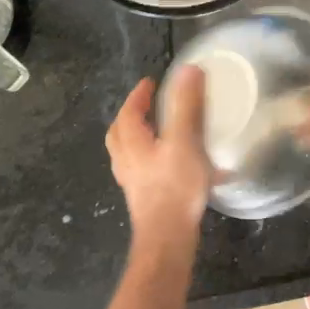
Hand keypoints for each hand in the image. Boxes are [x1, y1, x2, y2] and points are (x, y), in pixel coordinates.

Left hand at [107, 69, 211, 235]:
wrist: (167, 238)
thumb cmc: (174, 187)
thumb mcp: (184, 141)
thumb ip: (186, 106)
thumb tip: (188, 69)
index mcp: (133, 145)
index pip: (129, 113)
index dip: (138, 96)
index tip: (150, 83)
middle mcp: (128, 163)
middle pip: (121, 134)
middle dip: (133, 117)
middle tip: (148, 106)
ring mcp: (135, 183)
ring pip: (132, 154)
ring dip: (143, 139)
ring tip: (162, 132)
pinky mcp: (146, 198)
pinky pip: (146, 170)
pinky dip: (157, 159)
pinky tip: (180, 165)